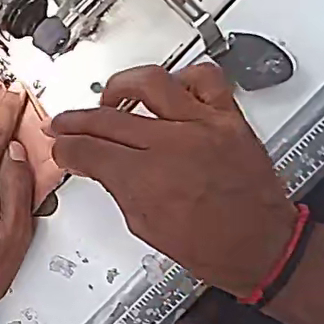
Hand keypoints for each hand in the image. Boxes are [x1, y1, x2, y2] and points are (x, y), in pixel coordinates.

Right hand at [49, 64, 299, 296]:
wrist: (262, 245)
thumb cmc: (212, 245)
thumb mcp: (144, 225)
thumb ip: (117, 187)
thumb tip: (99, 166)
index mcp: (146, 179)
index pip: (87, 149)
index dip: (65, 147)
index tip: (61, 146)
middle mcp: (172, 145)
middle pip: (106, 118)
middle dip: (75, 122)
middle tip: (66, 124)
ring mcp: (202, 127)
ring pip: (150, 82)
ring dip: (120, 87)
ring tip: (111, 97)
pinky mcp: (228, 118)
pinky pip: (204, 78)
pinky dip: (182, 78)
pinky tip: (169, 89)